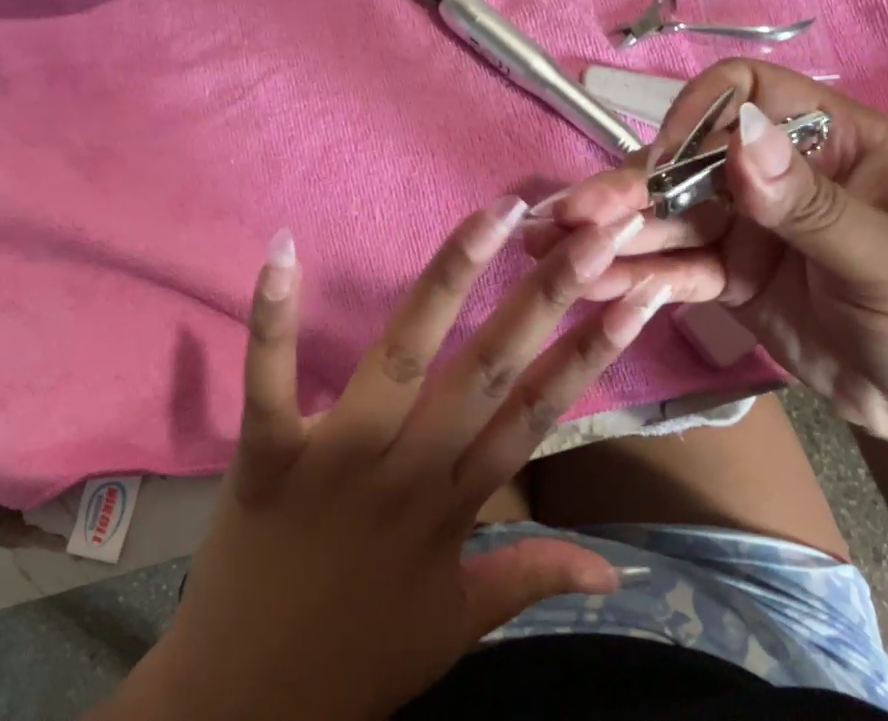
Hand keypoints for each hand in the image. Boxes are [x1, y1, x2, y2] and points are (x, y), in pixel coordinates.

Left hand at [98, 201, 674, 720]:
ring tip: (491, 216)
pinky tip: (285, 246)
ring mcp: (338, 458)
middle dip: (544, 298)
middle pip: (488, 370)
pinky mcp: (268, 456)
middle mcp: (409, 470)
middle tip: (590, 232)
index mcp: (456, 505)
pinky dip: (274, 314)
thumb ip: (532, 578)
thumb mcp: (458, 625)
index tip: (636, 297)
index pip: (538, 415)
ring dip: (449, 280)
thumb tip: (619, 571)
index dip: (590, 355)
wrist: (251, 704)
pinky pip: (270, 378)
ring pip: (403, 354)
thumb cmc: (357, 658)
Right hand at [524, 59, 887, 441]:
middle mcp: (779, 175)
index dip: (699, 116)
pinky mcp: (730, 278)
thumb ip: (812, 205)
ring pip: (670, 218)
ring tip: (553, 252)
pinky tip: (592, 287)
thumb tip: (741, 137)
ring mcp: (751, 228)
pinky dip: (635, 277)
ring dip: (615, 234)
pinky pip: (674, 269)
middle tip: (572, 218)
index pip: (750, 95)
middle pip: (689, 163)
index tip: (664, 160)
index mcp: (834, 143)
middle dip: (630, 189)